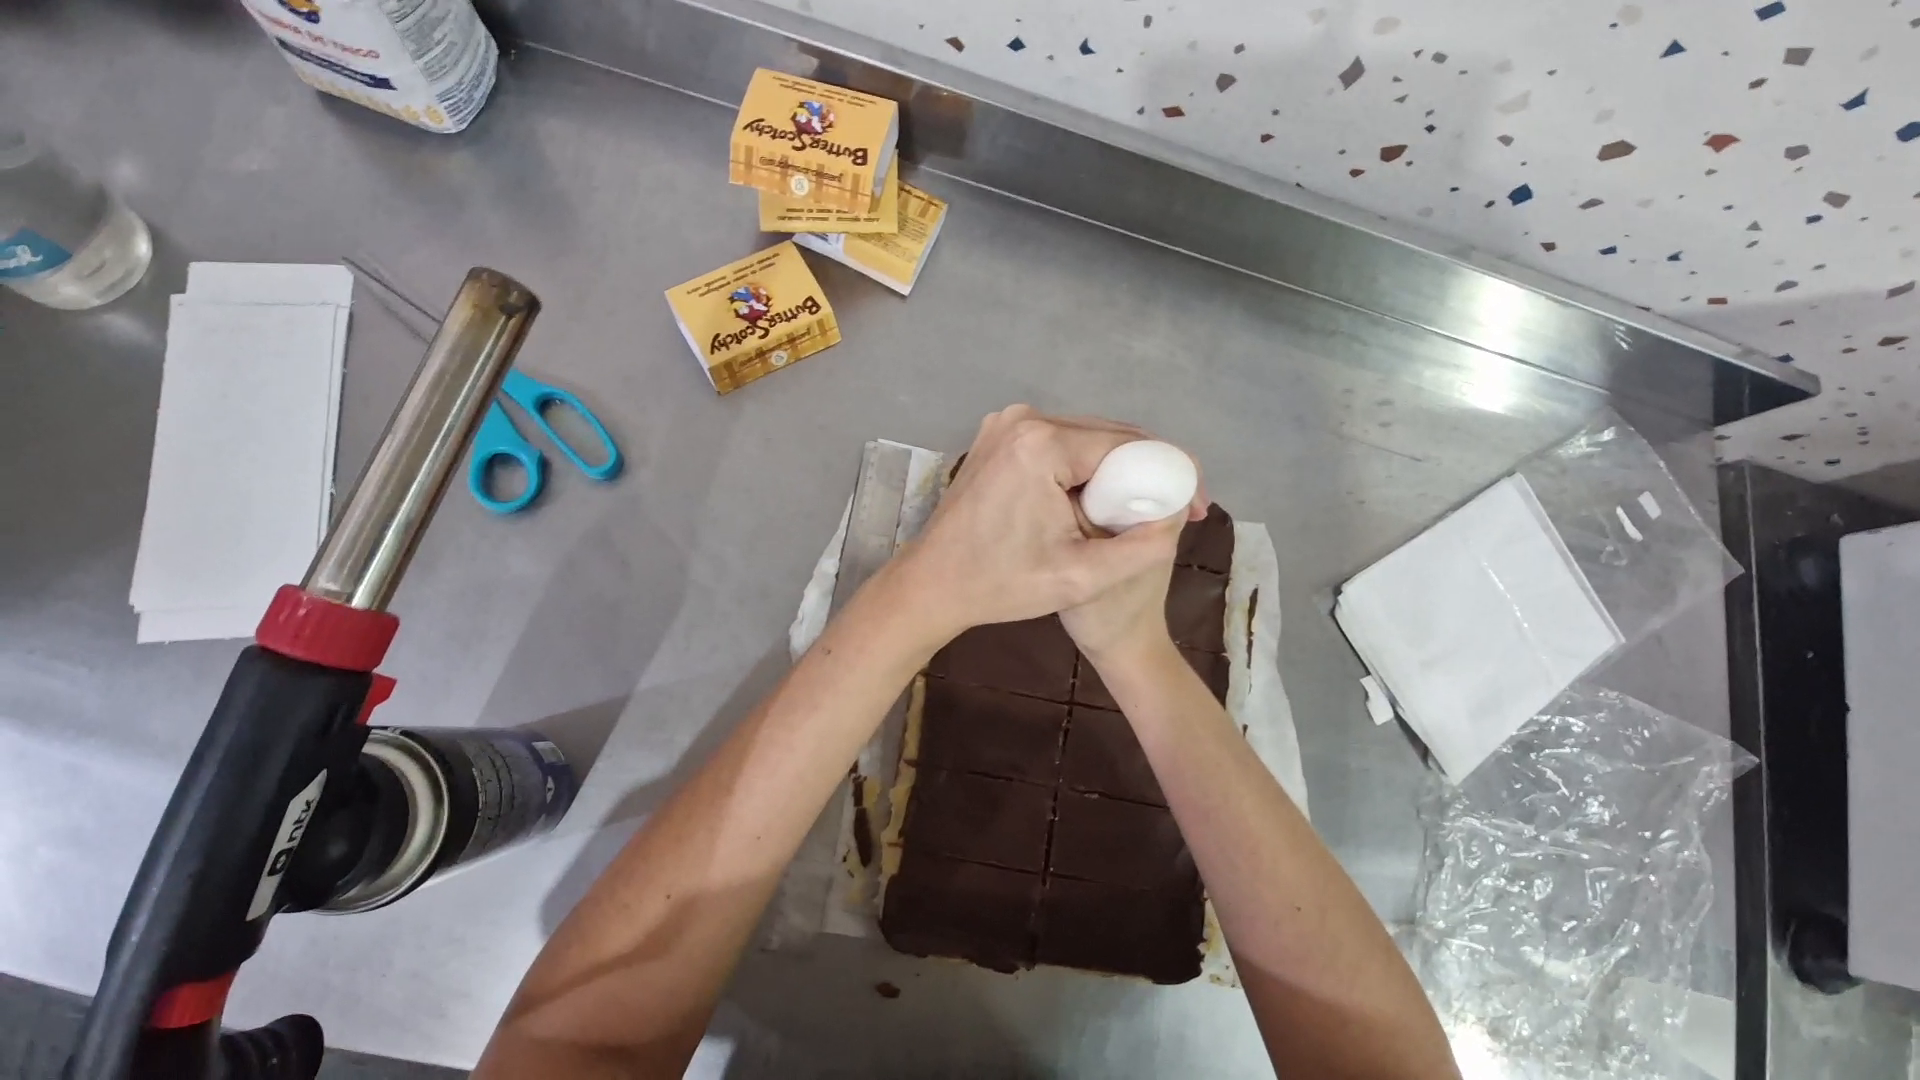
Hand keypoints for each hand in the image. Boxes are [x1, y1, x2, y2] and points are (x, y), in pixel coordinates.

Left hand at [887, 406, 1185, 641]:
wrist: (933, 584)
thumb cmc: (1001, 585)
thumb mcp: (1080, 577)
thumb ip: (1141, 549)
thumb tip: (1175, 518)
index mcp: (1043, 444)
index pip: (1128, 447)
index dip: (1169, 475)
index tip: (1194, 508)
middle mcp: (1024, 419)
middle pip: (1108, 436)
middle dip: (1147, 471)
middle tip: (1175, 510)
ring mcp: (1006, 424)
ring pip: (1086, 438)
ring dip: (1118, 469)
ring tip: (1145, 508)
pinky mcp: (998, 436)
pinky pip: (1059, 443)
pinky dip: (1084, 467)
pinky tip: (1101, 498)